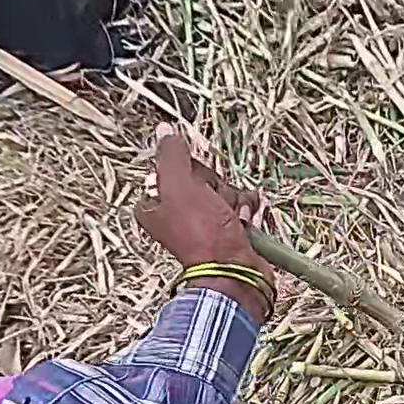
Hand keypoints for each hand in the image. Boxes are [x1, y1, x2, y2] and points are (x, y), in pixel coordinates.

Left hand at [137, 127, 277, 321]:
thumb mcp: (178, 185)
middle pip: (200, 179)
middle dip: (215, 186)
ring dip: (234, 197)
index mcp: (156, 209)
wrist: (234, 273)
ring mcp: (205, 227)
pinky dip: (247, 209)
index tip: (191, 182)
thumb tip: (164, 131)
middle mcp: (178, 218)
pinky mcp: (229, 234)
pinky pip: (240, 206)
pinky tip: (247, 218)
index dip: (185, 172)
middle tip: (216, 201)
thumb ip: (170, 156)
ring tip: (236, 214)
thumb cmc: (201, 232)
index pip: (172, 170)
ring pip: (223, 191)